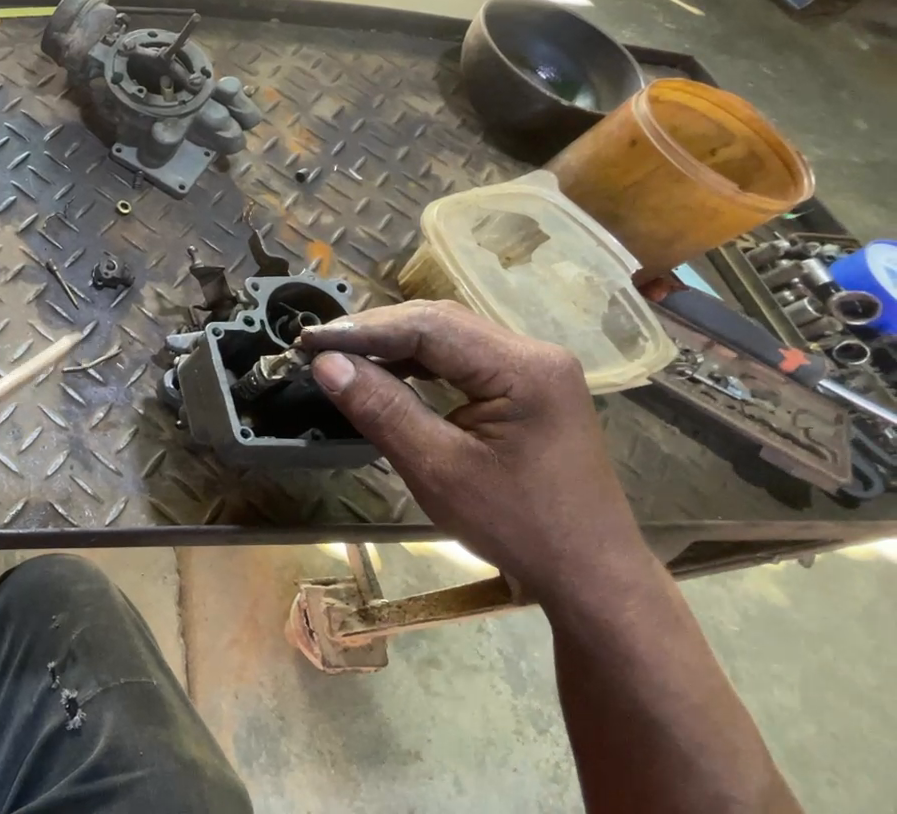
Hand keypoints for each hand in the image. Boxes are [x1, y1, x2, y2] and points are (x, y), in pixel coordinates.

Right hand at [296, 300, 652, 602]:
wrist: (589, 574)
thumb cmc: (519, 526)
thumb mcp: (438, 469)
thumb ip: (382, 410)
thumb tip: (325, 364)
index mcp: (523, 368)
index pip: (427, 327)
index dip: (361, 331)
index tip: (307, 342)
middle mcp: (533, 354)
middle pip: (438, 321)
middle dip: (373, 331)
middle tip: (315, 348)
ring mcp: (533, 369)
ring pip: (447, 335)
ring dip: (390, 343)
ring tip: (340, 357)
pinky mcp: (526, 388)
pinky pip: (459, 358)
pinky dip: (415, 361)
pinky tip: (384, 374)